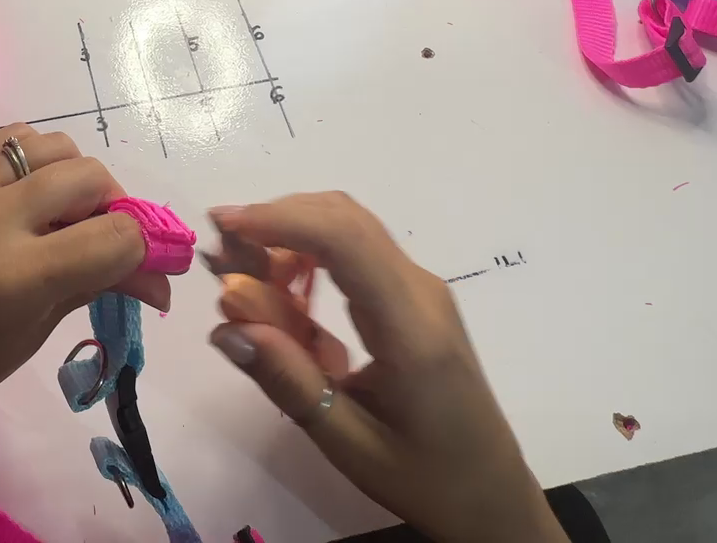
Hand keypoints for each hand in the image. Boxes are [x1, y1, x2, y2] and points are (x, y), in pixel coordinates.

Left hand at [0, 124, 170, 433]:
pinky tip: (31, 191)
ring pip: (58, 146)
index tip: (143, 263)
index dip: (140, 247)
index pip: (112, 236)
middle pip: (90, 177)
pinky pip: (18, 137)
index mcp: (14, 275)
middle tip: (102, 235)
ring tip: (63, 212)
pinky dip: (39, 158)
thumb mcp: (40, 328)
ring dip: (77, 177)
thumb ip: (103, 283)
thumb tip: (164, 276)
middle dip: (114, 206)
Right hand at [208, 193, 566, 542]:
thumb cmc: (426, 478)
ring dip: (289, 230)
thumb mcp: (351, 446)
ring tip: (243, 267)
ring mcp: (419, 286)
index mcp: (412, 330)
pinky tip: (283, 283)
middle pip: (343, 218)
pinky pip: (354, 247)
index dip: (281, 221)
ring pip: (347, 224)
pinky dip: (308, 247)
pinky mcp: (411, 291)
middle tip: (222, 249)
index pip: (346, 241)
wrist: (494, 499)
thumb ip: (290, 383)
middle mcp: (420, 290)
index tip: (225, 227)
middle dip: (274, 219)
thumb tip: (226, 327)